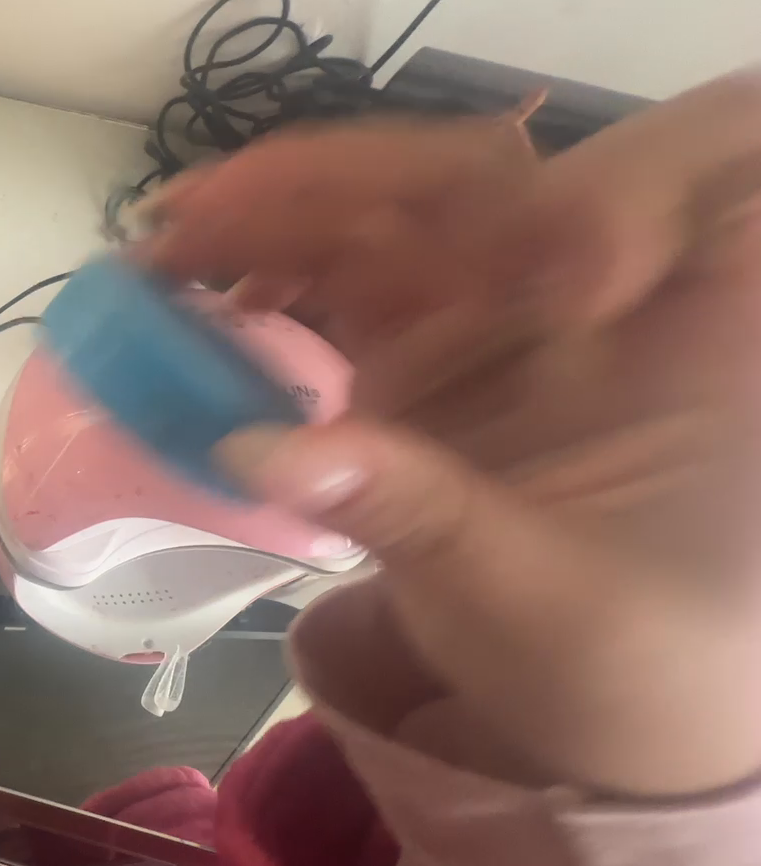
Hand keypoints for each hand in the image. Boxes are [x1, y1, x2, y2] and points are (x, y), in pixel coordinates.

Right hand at [145, 72, 760, 797]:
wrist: (568, 703)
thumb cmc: (615, 662)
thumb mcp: (533, 597)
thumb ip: (404, 510)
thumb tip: (253, 447)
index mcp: (688, 329)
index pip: (702, 161)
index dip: (618, 181)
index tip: (536, 273)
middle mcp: (578, 293)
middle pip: (467, 177)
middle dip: (331, 180)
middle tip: (198, 214)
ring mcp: (478, 319)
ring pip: (370, 218)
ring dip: (263, 215)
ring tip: (163, 239)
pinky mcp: (405, 352)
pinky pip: (326, 282)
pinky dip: (256, 269)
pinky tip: (200, 289)